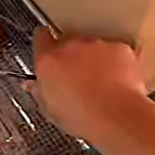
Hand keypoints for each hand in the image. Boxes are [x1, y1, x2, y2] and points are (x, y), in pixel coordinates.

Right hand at [29, 29, 151, 145]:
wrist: (116, 116)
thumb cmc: (85, 117)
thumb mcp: (51, 110)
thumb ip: (39, 91)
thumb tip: (36, 87)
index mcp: (48, 61)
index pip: (41, 37)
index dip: (44, 42)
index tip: (47, 46)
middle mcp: (70, 47)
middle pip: (68, 43)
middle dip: (71, 57)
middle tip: (76, 79)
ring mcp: (95, 45)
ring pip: (92, 47)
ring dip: (93, 60)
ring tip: (99, 85)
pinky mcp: (118, 48)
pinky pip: (114, 51)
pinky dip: (115, 63)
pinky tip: (115, 82)